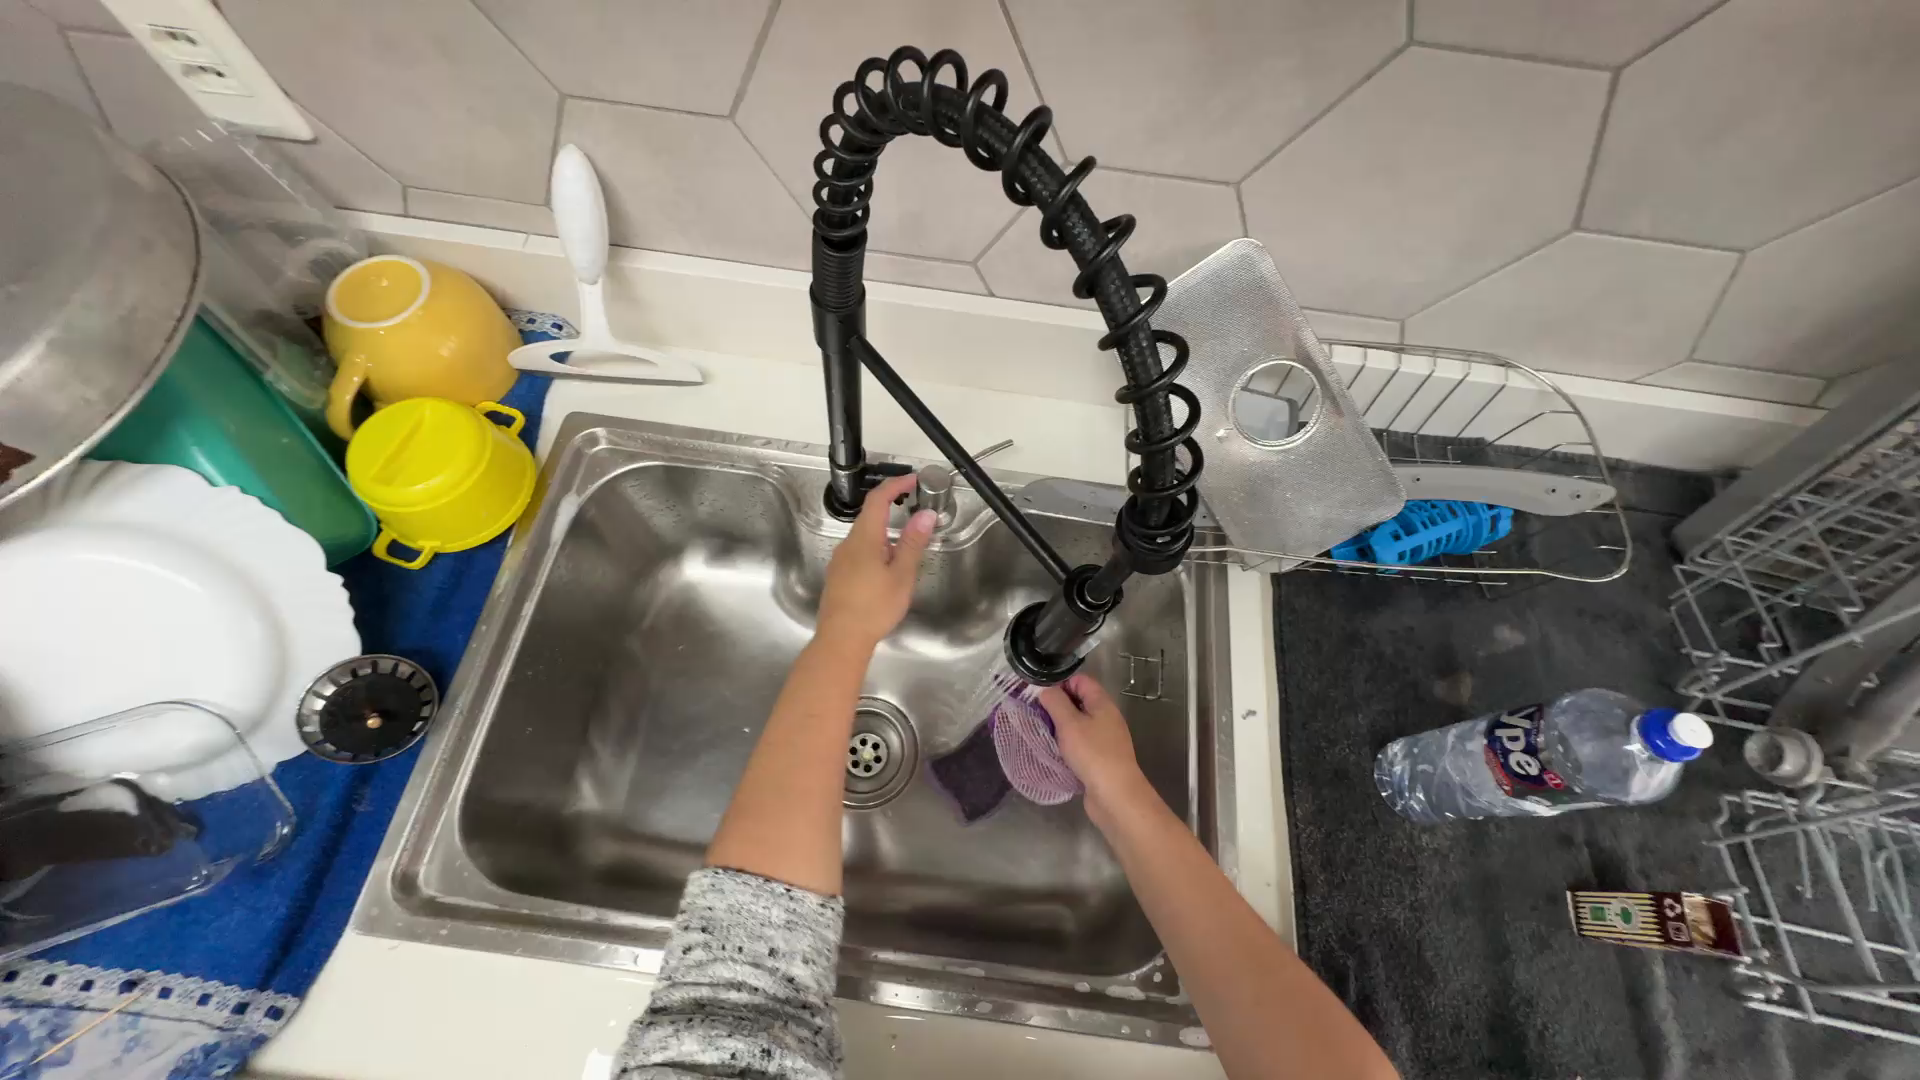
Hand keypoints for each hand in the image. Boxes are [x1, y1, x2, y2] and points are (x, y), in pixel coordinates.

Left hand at [817, 472, 934, 649]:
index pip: (878, 499)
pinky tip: (887, 567)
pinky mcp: (839, 576)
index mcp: (864, 538)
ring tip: (906, 543)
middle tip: (914, 507)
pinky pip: (859, 552)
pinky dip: (876, 548)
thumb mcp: (901, 575)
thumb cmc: (874, 607)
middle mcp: (848, 544)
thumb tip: (925, 515)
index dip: (895, 484)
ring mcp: (840, 560)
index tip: (913, 480)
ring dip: (885, 531)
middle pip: (869, 516)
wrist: (841, 639)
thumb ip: (912, 543)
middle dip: (892, 507)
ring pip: (864, 536)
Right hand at [1038, 674, 1154, 825]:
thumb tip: (1045, 689)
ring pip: (1078, 723)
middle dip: (1057, 705)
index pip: (1080, 680)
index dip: (1060, 683)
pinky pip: (1080, 742)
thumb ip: (1055, 702)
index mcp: (1102, 703)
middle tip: (1035, 712)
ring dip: (1060, 726)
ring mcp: (1104, 738)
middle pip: (1079, 701)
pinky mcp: (1100, 757)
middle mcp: (1106, 717)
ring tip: (1040, 731)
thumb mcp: (1069, 723)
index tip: (1039, 693)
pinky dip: (1067, 743)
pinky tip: (1053, 750)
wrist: (1115, 795)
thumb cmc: (1092, 754)